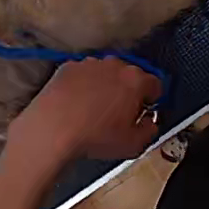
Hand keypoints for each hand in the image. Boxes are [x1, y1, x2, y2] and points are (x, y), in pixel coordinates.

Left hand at [5, 57, 161, 171]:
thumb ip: (150, 130)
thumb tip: (149, 124)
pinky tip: (77, 104)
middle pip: (131, 75)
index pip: (156, 84)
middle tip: (120, 114)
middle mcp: (115, 66)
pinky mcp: (68, 68)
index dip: (152, 100)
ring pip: (106, 73)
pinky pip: (83, 74)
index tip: (144, 110)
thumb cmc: (93, 136)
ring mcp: (90, 64)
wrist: (52, 130)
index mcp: (136, 81)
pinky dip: (83, 85)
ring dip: (106, 86)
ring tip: (95, 110)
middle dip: (128, 91)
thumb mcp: (134, 144)